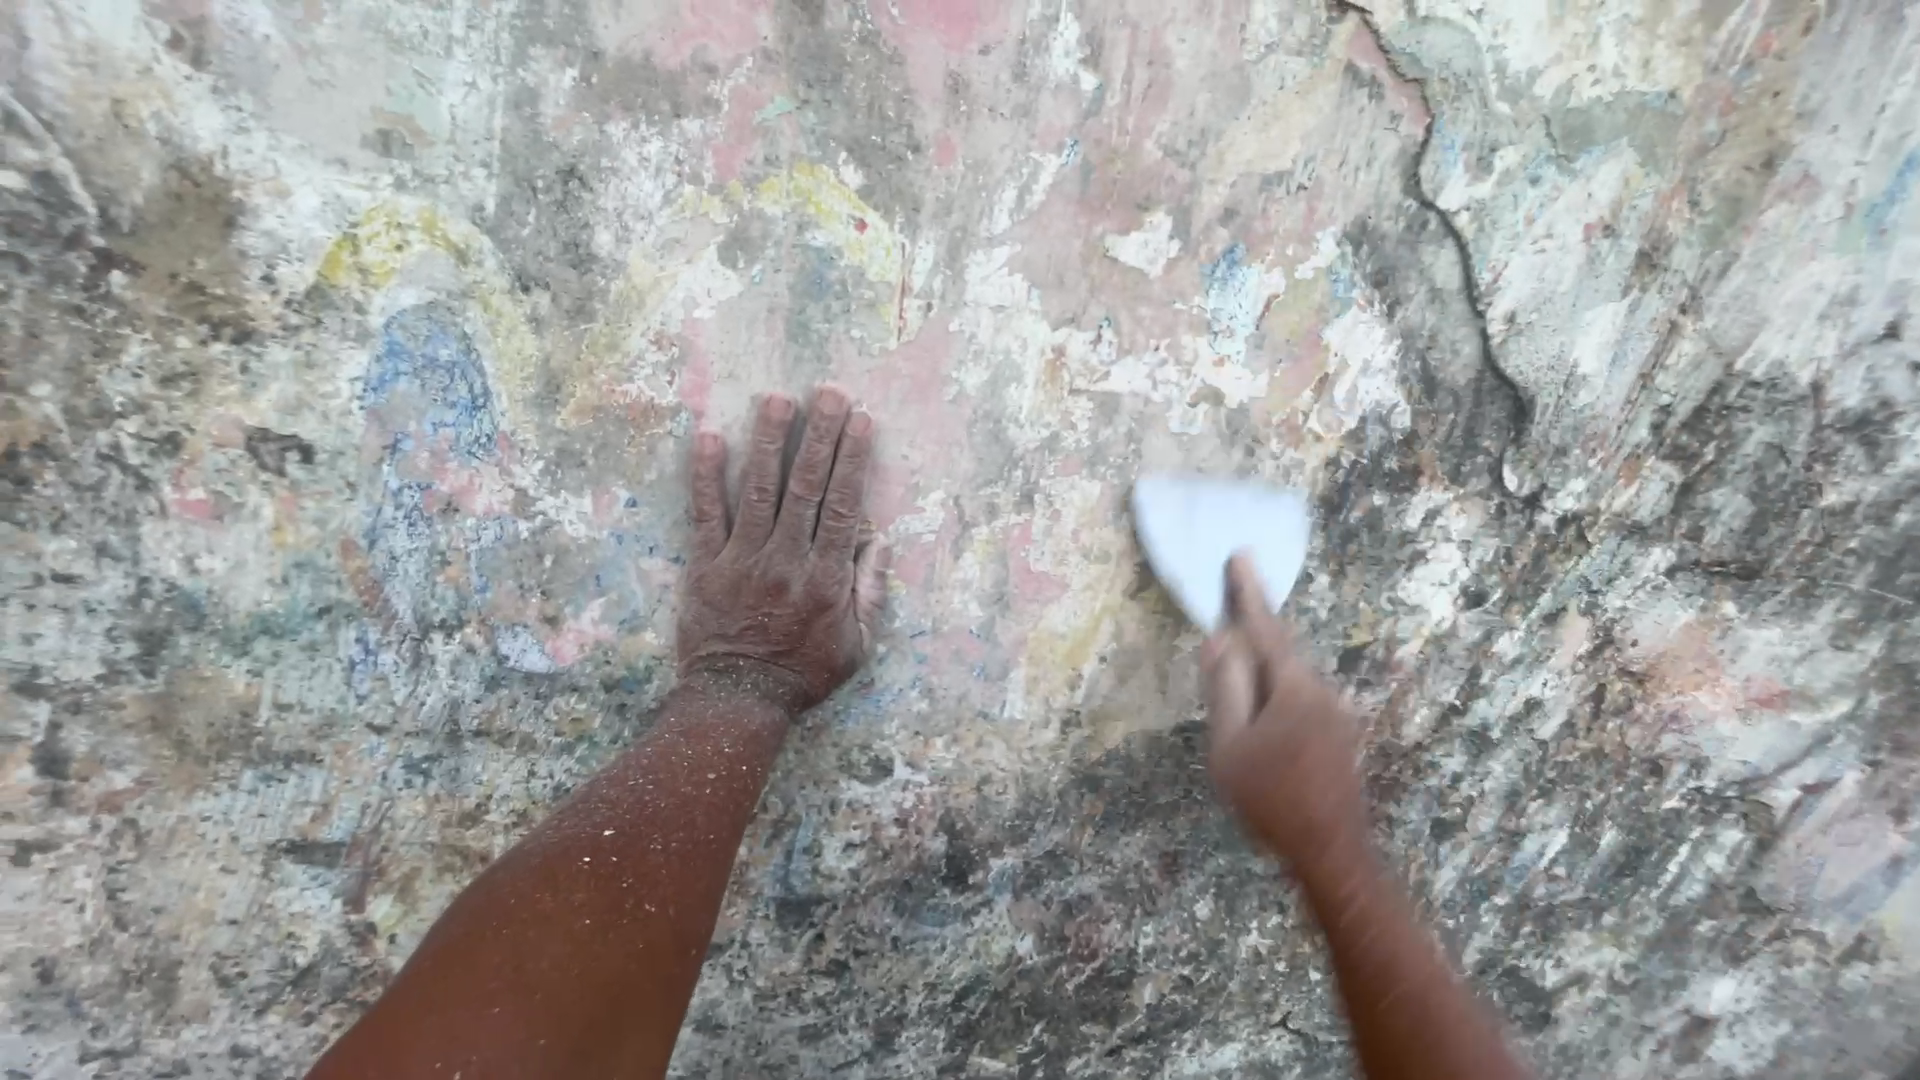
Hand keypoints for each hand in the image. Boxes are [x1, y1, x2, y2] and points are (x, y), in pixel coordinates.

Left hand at [677, 387, 887, 712]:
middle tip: (827, 393)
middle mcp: (787, 561)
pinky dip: (706, 477)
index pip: (843, 507)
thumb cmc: (805, 675)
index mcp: (827, 579)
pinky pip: (705, 515)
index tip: (860, 422)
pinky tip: (711, 438)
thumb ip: (871, 594)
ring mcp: (744, 561)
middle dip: (819, 436)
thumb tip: (881, 543)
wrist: (739, 700)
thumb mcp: (858, 646)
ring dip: (769, 442)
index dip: (852, 460)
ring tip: (776, 399)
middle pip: (806, 488)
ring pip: (759, 491)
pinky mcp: (706, 567)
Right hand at [1202, 554, 1369, 869]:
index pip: (1265, 630)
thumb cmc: (1270, 799)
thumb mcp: (1230, 745)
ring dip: (1263, 670)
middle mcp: (1325, 690)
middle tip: (1229, 608)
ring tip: (1237, 682)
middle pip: (1280, 652)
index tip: (1240, 556)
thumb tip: (1219, 639)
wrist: (1331, 853)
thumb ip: (1225, 688)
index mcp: (1295, 688)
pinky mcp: (1342, 733)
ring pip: (1290, 678)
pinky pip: (1302, 697)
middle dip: (1253, 632)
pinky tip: (1263, 714)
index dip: (1248, 594)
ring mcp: (1339, 713)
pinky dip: (1277, 692)